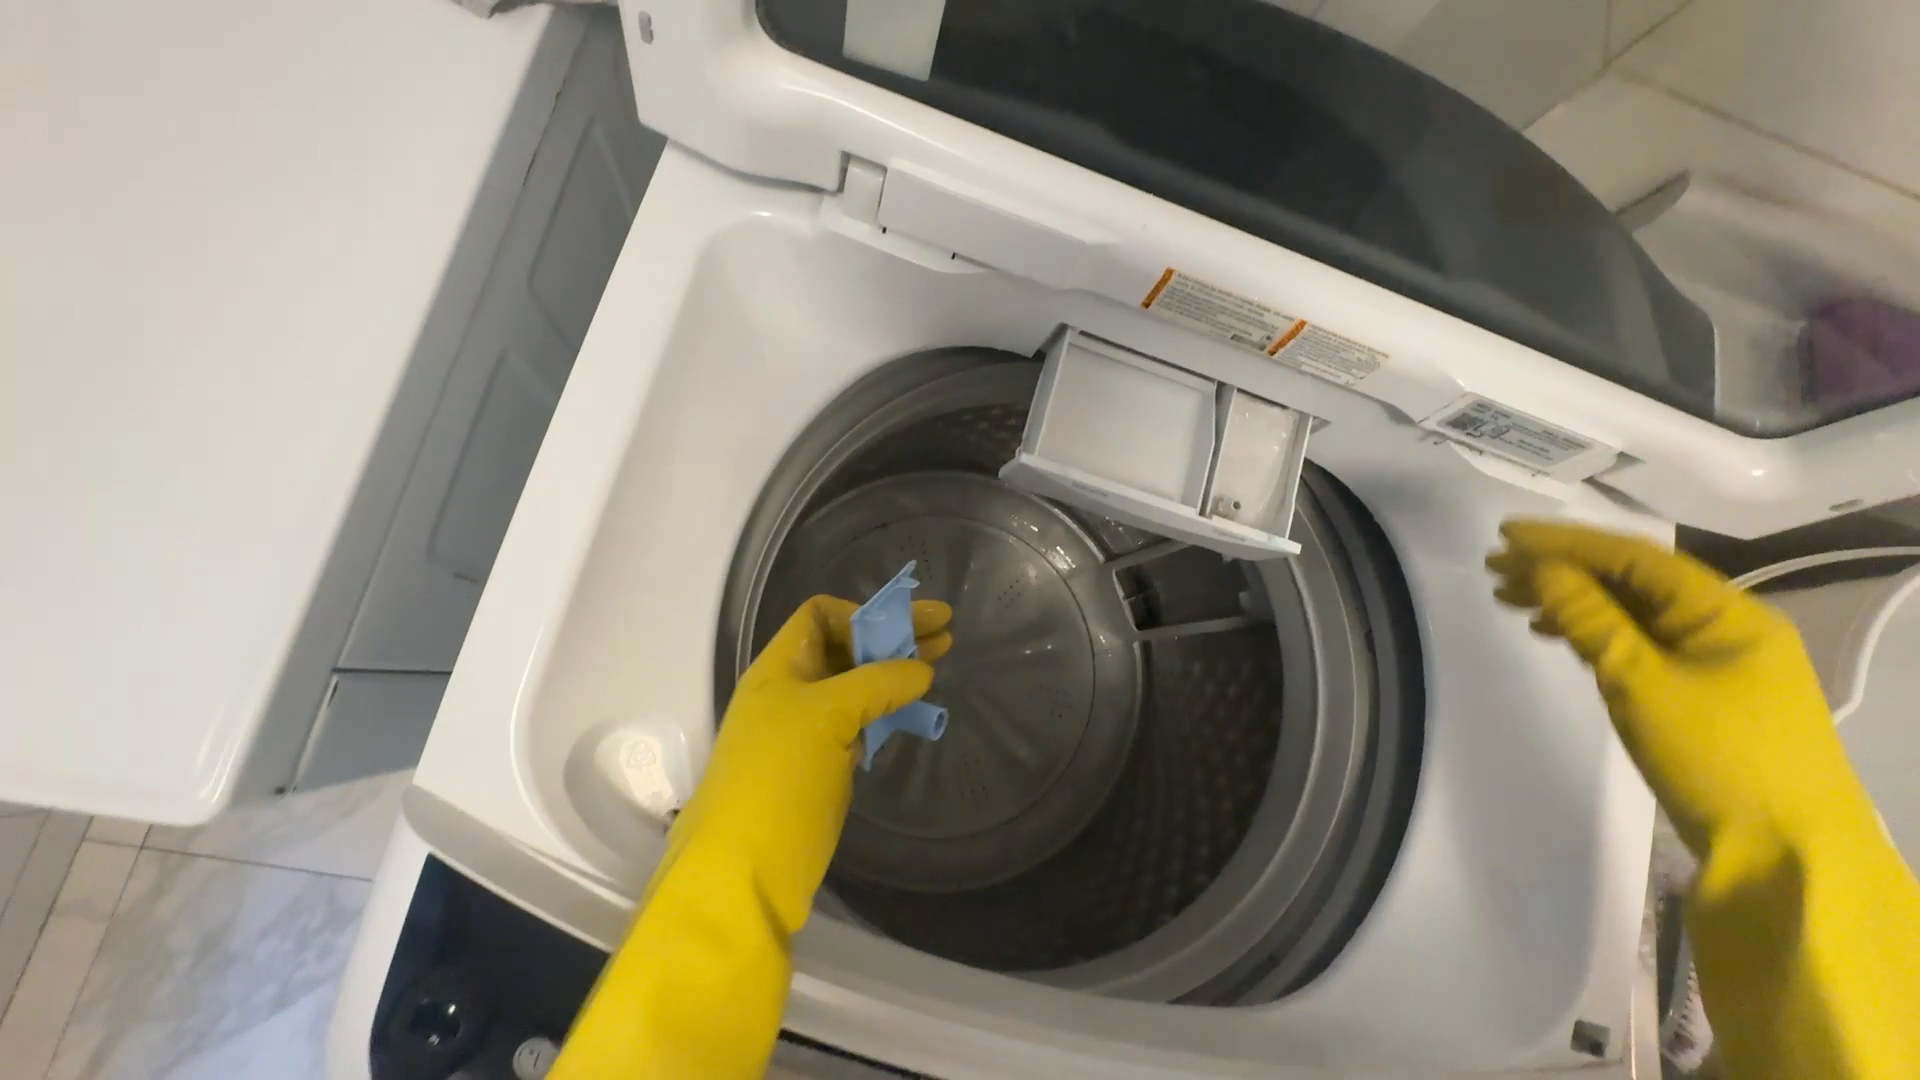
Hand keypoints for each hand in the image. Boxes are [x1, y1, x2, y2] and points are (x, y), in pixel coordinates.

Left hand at [667, 595, 952, 929]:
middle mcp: (793, 690)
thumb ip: (877, 683)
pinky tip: (917, 708)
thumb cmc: (779, 777)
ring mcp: (809, 729)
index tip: (906, 626)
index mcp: (781, 667)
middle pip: (846, 647)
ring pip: (858, 685)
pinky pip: (861, 721)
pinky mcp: (826, 763)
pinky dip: (889, 709)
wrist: (746, 868)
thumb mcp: (826, 715)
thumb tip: (922, 670)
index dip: (863, 613)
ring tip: (942, 661)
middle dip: (893, 635)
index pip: (821, 616)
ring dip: (897, 671)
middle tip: (946, 631)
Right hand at [1486, 520, 1875, 852]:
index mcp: (1726, 612)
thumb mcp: (1639, 681)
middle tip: (1494, 567)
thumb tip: (1543, 569)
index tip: (1505, 534)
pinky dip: (1588, 630)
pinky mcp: (1695, 690)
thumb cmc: (1715, 756)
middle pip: (1629, 580)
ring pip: (1627, 611)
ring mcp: (1711, 659)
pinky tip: (1551, 632)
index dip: (1565, 541)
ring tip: (1508, 597)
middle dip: (1560, 569)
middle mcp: (1723, 624)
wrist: (1782, 850)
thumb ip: (1589, 618)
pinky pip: (1633, 641)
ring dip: (1568, 599)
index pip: (1633, 557)